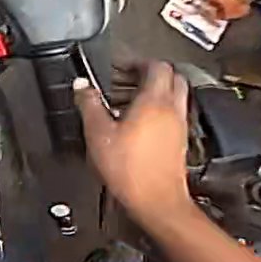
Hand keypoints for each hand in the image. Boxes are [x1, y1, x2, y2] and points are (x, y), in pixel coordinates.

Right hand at [74, 61, 192, 217]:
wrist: (155, 199)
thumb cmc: (128, 167)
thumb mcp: (97, 131)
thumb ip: (89, 104)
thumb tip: (81, 86)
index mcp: (154, 102)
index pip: (157, 67)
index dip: (136, 62)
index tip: (116, 66)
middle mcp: (172, 110)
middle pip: (171, 77)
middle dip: (147, 73)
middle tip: (121, 79)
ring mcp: (179, 125)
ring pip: (173, 94)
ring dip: (151, 90)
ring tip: (122, 99)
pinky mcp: (178, 140)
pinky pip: (171, 112)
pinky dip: (155, 107)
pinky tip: (132, 120)